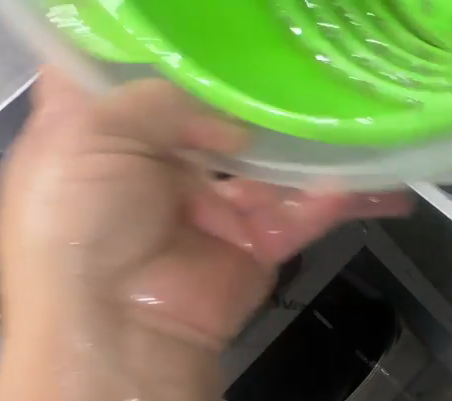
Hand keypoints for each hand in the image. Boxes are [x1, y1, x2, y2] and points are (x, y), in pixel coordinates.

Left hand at [0, 71, 406, 352]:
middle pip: (213, 119)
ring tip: (360, 127)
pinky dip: (332, 202)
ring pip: (268, 168)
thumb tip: (233, 122)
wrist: (121, 319)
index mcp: (99, 129)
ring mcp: (212, 207)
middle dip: (253, 98)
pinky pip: (299, 215)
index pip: (132, 75)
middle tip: (301, 65)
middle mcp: (158, 163)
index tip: (216, 29)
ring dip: (311, 153)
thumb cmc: (79, 217)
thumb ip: (163, 104)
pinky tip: (372, 186)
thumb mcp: (91, 132)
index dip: (167, 53)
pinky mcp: (257, 245)